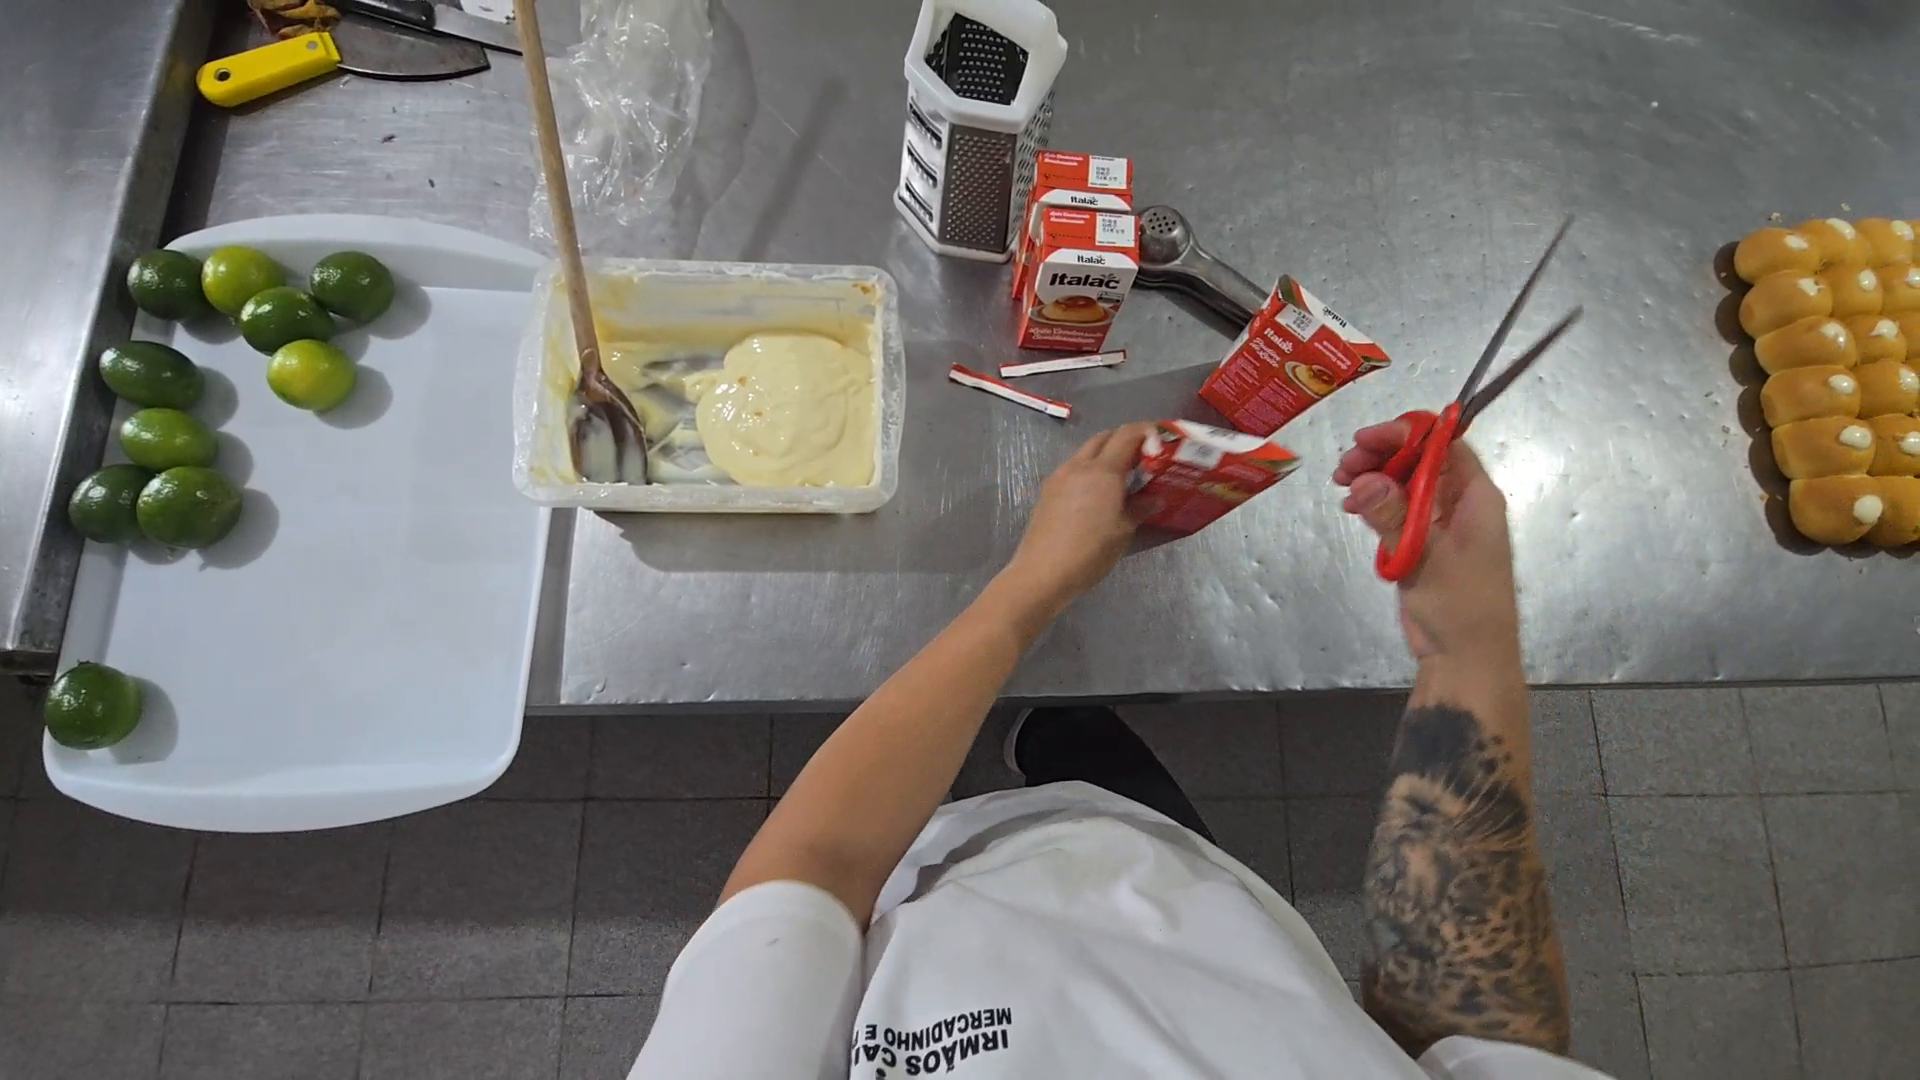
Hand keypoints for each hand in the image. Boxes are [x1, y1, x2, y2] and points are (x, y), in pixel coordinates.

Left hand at [1001, 423, 1153, 616]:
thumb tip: (1154, 498)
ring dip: (1106, 455)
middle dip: (1126, 440)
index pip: (1127, 434)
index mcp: (1102, 471)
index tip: (1163, 437)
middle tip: (1144, 456)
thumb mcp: (1123, 531)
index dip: (1148, 431)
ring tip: (1123, 475)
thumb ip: (1140, 508)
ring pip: (1086, 453)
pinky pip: (1073, 469)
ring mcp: (1058, 477)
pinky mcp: (1047, 492)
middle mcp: (1078, 466)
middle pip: (1104, 437)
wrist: (1042, 573)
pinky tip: (1098, 492)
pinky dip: (1090, 470)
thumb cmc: (1089, 553)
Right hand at [1333, 420, 1519, 663]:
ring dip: (1372, 477)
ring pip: (1403, 482)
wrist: (1464, 655)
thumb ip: (1394, 517)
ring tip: (1340, 484)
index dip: (1408, 434)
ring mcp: (1438, 522)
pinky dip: (1372, 501)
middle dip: (1382, 455)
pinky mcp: (1419, 541)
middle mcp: (1458, 503)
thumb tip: (1364, 481)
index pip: (1445, 446)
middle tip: (1344, 466)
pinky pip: (1395, 508)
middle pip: (1420, 460)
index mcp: (1476, 499)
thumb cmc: (1460, 606)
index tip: (1367, 439)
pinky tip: (1350, 507)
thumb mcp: (1425, 558)